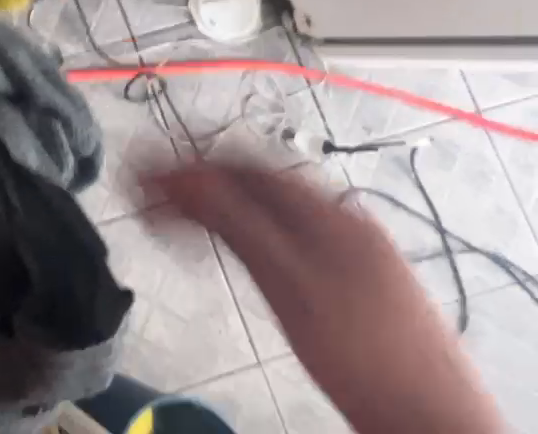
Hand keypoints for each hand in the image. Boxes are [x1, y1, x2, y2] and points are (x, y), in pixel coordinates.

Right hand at [144, 161, 502, 433]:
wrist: (430, 423)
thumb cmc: (359, 353)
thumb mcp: (288, 282)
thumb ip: (235, 222)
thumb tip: (181, 176)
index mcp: (331, 216)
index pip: (246, 168)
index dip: (189, 165)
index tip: (144, 176)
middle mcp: (337, 224)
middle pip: (251, 188)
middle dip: (192, 187)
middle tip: (142, 198)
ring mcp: (340, 253)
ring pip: (259, 214)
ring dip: (207, 210)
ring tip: (162, 222)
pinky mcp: (337, 280)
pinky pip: (274, 238)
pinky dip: (233, 234)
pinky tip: (210, 245)